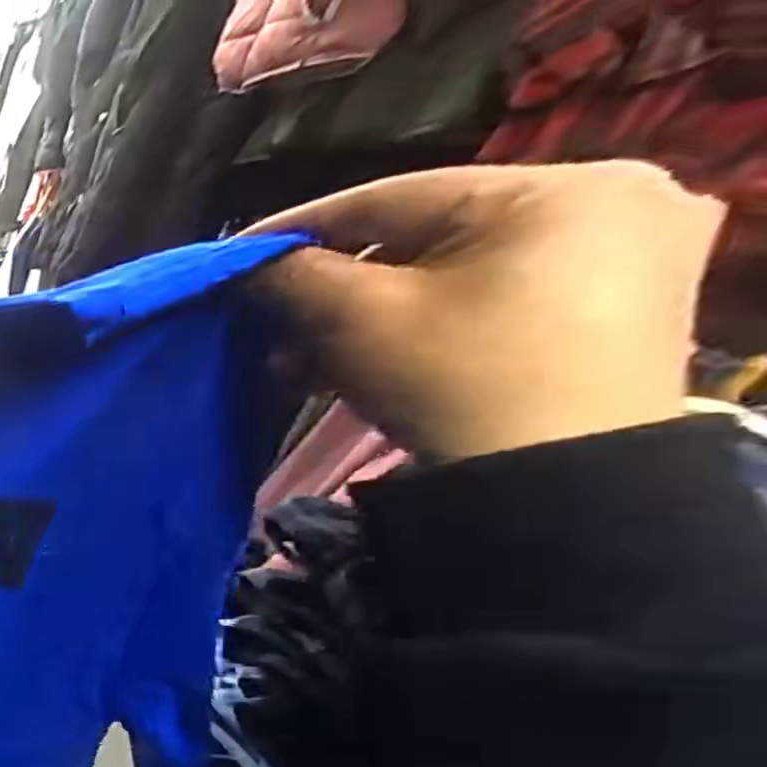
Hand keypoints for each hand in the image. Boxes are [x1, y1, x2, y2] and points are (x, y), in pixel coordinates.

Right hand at [243, 162, 726, 460]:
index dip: (299, 228)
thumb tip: (250, 265)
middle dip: (331, 289)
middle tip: (269, 323)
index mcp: (558, 188)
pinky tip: (353, 361)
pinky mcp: (607, 312)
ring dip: (361, 315)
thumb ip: (296, 276)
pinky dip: (410, 327)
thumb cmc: (455, 380)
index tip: (236, 255)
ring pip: (445, 274)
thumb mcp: (358, 319)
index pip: (391, 197)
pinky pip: (481, 300)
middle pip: (420, 239)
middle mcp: (607, 204)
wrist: (553, 490)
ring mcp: (618, 260)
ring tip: (300, 358)